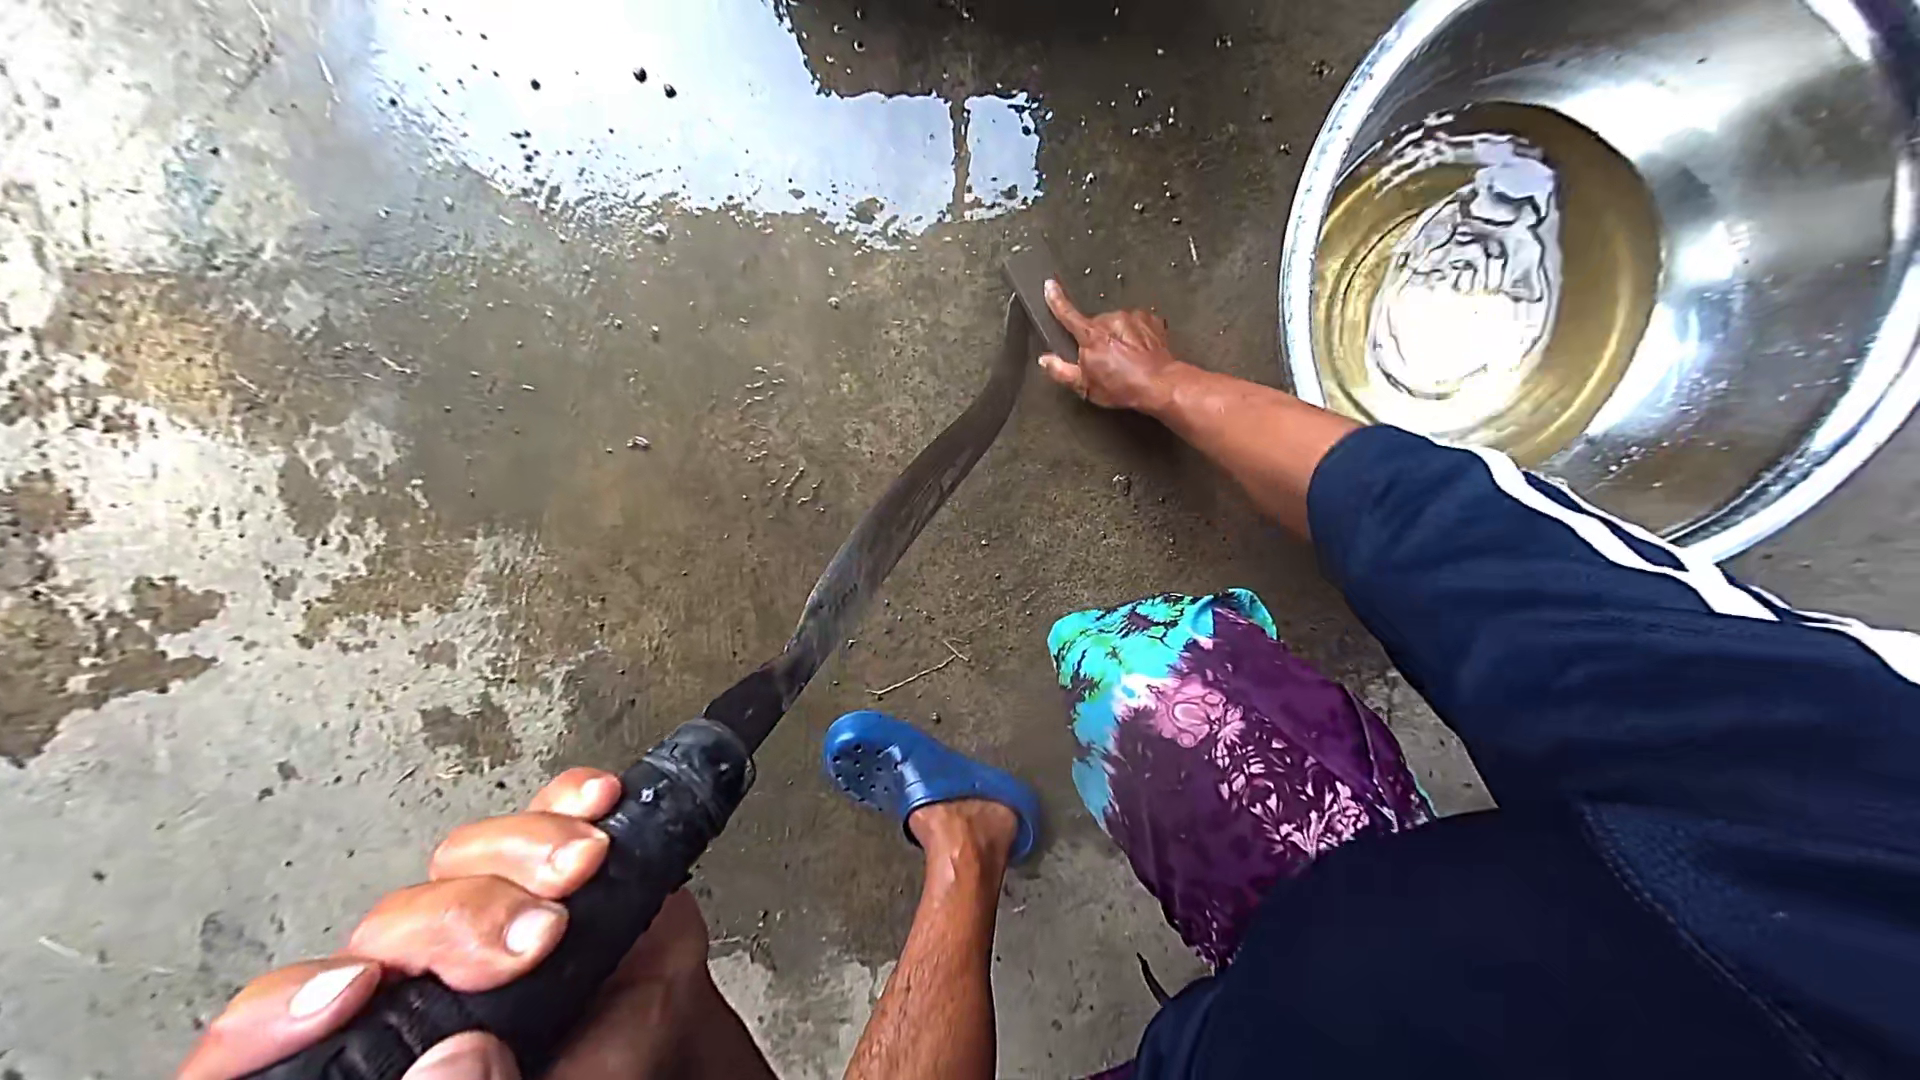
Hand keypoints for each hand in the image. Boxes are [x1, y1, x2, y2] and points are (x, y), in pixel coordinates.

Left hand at [178, 769, 716, 1079]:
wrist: (671, 1018)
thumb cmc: (605, 1063)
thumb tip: (450, 1062)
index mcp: (391, 1043)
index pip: (275, 1037)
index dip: (284, 1010)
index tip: (353, 991)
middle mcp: (424, 969)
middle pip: (396, 921)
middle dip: (467, 918)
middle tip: (539, 937)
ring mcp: (496, 895)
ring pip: (467, 852)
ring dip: (529, 851)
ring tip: (586, 867)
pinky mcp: (559, 847)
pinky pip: (549, 804)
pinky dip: (570, 797)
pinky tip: (597, 801)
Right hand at [1037, 279, 1190, 413]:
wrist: (1158, 384)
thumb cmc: (1123, 386)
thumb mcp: (1084, 386)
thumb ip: (1060, 371)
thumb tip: (1045, 361)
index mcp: (1090, 335)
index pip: (1067, 313)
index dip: (1056, 299)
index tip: (1050, 286)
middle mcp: (1110, 320)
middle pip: (1094, 326)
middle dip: (1096, 340)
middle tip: (1104, 363)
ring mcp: (1131, 318)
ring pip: (1116, 325)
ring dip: (1117, 338)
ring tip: (1124, 360)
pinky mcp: (1149, 320)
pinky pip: (1135, 325)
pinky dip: (1134, 337)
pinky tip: (1137, 353)